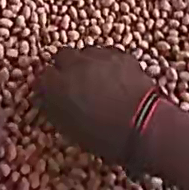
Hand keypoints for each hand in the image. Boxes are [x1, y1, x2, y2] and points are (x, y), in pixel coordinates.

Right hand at [35, 47, 155, 163]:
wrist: (145, 126)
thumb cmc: (106, 137)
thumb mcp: (72, 130)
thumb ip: (56, 110)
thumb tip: (50, 101)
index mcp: (58, 86)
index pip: (43, 77)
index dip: (49, 85)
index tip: (53, 92)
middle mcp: (74, 65)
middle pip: (62, 56)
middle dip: (66, 67)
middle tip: (74, 83)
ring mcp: (98, 56)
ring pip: (86, 52)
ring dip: (87, 63)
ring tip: (97, 80)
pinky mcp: (120, 54)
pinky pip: (108, 54)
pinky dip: (108, 63)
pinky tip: (115, 77)